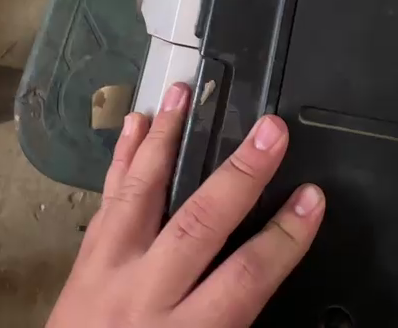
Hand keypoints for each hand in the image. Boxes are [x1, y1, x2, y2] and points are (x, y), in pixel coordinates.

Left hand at [47, 82, 325, 327]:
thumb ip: (232, 322)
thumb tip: (269, 271)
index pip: (244, 279)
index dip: (284, 238)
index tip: (313, 199)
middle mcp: (143, 297)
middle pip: (199, 223)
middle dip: (241, 173)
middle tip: (272, 129)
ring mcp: (107, 273)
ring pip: (141, 194)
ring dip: (164, 139)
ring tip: (181, 93)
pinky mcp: (84, 262)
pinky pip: (108, 200)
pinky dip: (123, 159)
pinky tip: (134, 125)